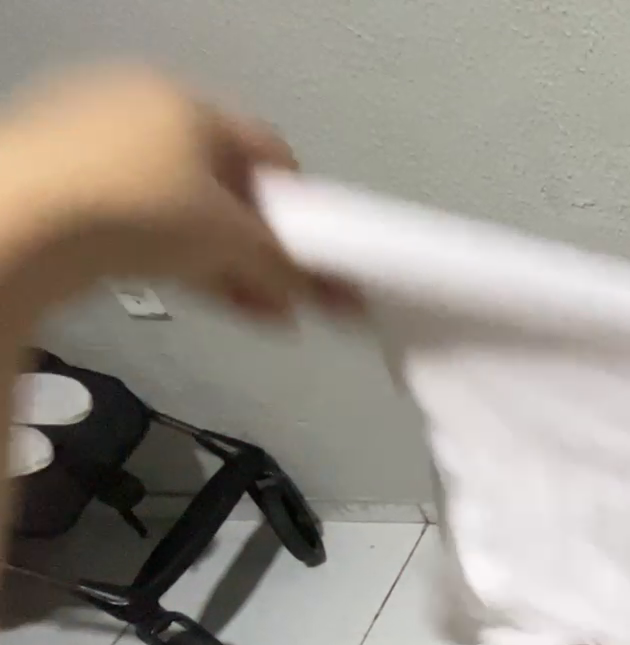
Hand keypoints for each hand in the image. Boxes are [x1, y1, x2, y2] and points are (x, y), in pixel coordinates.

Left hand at [0, 63, 343, 319]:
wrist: (14, 227)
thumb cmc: (143, 209)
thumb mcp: (245, 243)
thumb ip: (301, 271)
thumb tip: (350, 301)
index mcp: (188, 102)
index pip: (275, 156)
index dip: (306, 208)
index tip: (319, 250)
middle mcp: (142, 110)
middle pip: (235, 190)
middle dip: (272, 249)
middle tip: (297, 291)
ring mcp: (98, 145)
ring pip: (197, 213)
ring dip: (240, 265)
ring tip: (269, 310)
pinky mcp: (69, 183)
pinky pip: (154, 223)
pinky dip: (195, 261)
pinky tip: (230, 304)